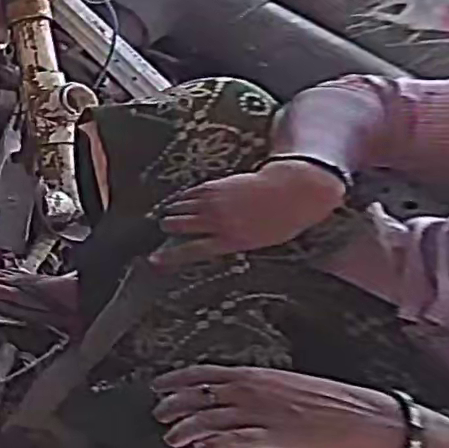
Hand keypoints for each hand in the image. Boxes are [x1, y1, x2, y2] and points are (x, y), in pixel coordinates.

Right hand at [149, 160, 346, 268]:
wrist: (295, 190)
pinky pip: (185, 195)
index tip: (153, 259)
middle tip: (170, 226)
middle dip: (169, 226)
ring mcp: (211, 203)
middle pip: (174, 225)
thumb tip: (205, 243)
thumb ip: (232, 241)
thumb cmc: (284, 219)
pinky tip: (191, 200)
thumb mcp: (262, 238)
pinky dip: (184, 199)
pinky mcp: (209, 188)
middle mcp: (217, 222)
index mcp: (234, 239)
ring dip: (174, 211)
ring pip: (175, 209)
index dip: (171, 256)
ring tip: (179, 212)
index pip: (193, 250)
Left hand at [152, 365, 406, 447]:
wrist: (389, 423)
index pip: (198, 373)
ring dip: (186, 429)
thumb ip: (256, 386)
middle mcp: (251, 391)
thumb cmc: (344, 404)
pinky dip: (218, 444)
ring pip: (210, 419)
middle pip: (196, 397)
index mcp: (252, 376)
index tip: (157, 387)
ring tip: (172, 437)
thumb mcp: (288, 384)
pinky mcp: (285, 438)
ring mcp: (266, 414)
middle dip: (172, 407)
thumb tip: (230, 391)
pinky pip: (241, 440)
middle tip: (158, 416)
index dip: (173, 380)